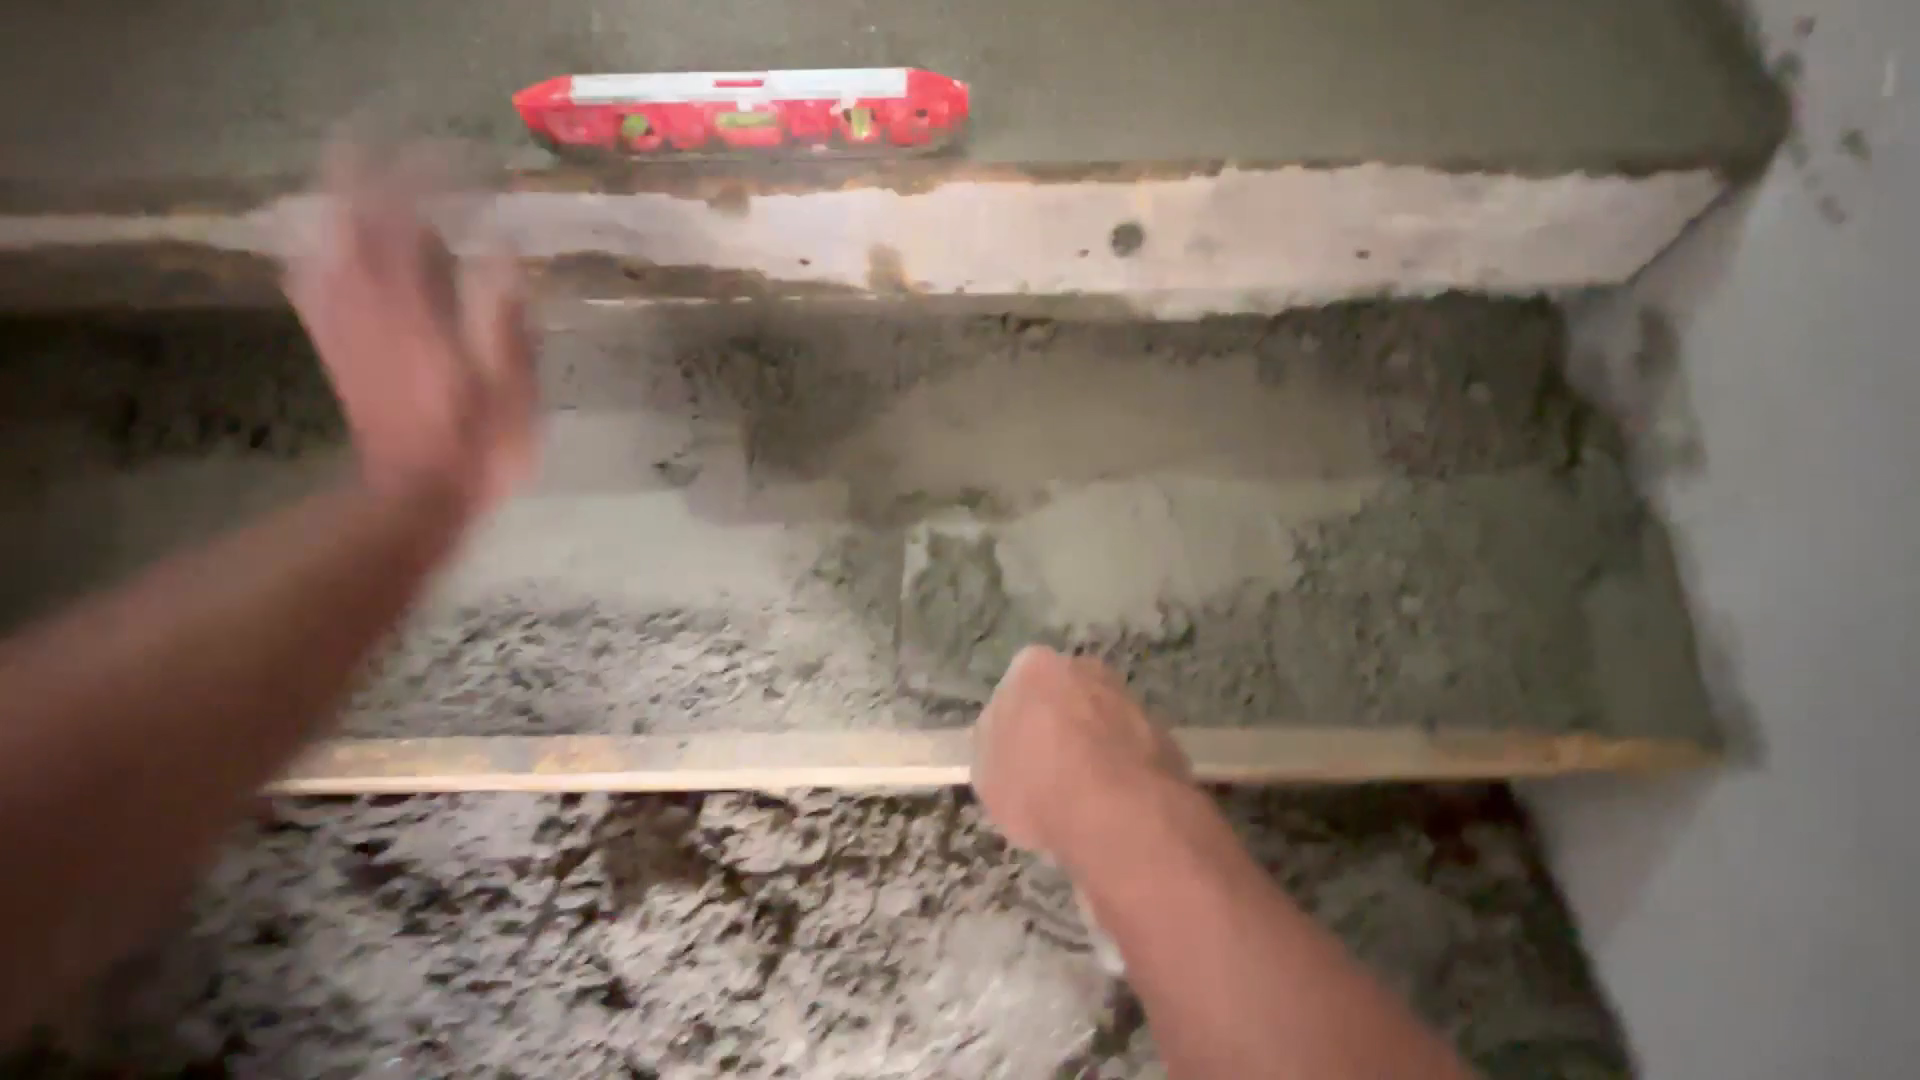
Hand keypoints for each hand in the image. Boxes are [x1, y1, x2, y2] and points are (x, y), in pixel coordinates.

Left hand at [285, 141, 537, 511]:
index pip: (415, 225)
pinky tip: (325, 244)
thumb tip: (502, 255)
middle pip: (356, 220)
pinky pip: (312, 283)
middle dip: (372, 172)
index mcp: (419, 313)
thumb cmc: (478, 450)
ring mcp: (346, 326)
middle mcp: (371, 307)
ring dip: (340, 204)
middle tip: (395, 143)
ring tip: (360, 176)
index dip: (437, 183)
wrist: (414, 499)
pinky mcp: (336, 348)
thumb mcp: (510, 391)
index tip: (467, 163)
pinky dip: (318, 251)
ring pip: (327, 245)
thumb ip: (502, 320)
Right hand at [972, 646, 1190, 854]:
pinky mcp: (1165, 733)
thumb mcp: (986, 772)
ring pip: (1102, 722)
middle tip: (1050, 773)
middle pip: (1065, 697)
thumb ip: (992, 743)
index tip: (1016, 759)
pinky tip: (1115, 805)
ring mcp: (1128, 698)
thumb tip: (1002, 737)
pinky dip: (1124, 771)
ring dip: (1095, 748)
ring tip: (1084, 797)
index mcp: (1034, 666)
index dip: (1016, 726)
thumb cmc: (1036, 784)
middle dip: (1060, 727)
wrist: (1117, 812)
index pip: (1018, 688)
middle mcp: (1085, 668)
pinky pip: (1131, 750)